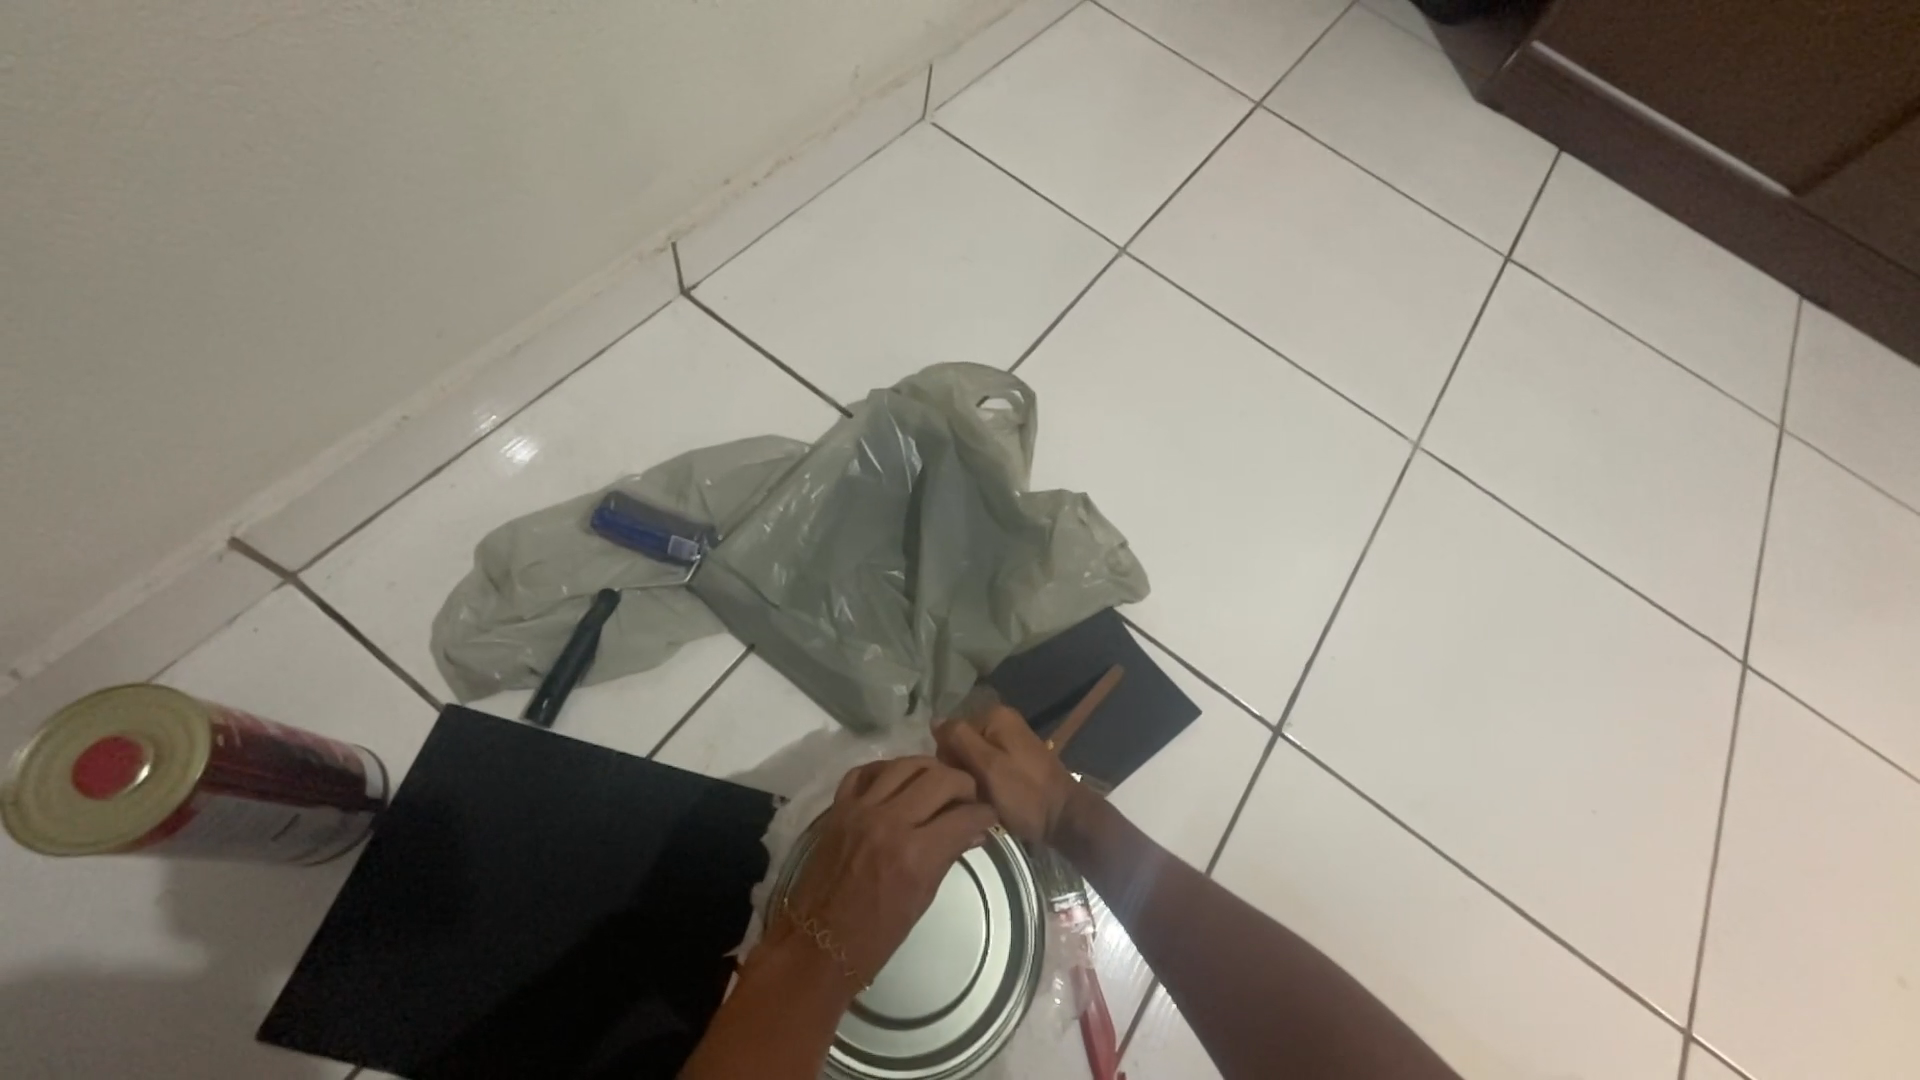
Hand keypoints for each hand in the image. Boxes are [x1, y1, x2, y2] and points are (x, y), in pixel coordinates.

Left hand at [769, 757, 997, 990]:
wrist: (816, 945)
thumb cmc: (875, 936)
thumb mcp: (921, 899)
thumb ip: (947, 857)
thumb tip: (974, 832)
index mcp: (914, 854)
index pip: (964, 816)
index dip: (985, 813)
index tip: (989, 815)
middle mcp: (889, 822)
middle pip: (939, 778)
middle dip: (963, 784)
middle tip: (968, 797)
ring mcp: (860, 810)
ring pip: (905, 765)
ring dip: (929, 770)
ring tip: (937, 783)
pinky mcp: (838, 808)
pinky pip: (865, 772)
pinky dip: (886, 771)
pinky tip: (898, 782)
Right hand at [934, 705, 1078, 845]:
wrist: (1064, 819)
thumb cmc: (1025, 794)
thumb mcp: (987, 766)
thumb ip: (959, 740)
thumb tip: (933, 720)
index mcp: (995, 715)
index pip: (950, 732)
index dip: (948, 759)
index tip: (960, 783)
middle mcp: (1002, 721)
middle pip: (961, 743)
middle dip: (961, 769)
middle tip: (973, 793)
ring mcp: (1011, 740)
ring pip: (973, 758)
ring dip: (973, 779)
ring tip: (982, 799)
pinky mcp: (1015, 759)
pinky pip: (988, 766)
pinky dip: (986, 782)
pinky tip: (992, 799)